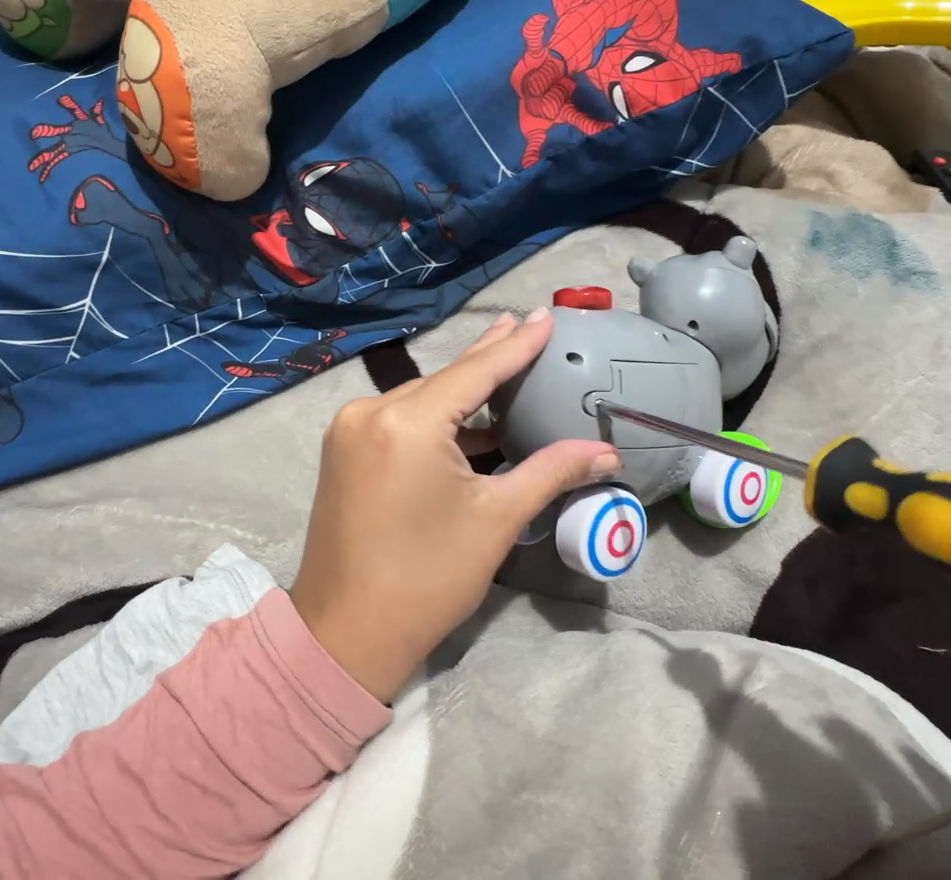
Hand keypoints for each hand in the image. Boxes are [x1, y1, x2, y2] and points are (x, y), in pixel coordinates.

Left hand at [290, 309, 620, 702]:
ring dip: (461, 391)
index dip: (515, 345)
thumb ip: (551, 472)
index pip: (474, 371)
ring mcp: (349, 431)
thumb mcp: (496, 519)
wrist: (347, 632)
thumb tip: (607, 454)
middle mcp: (369, 412)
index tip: (544, 317)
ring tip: (504, 364)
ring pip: (420, 399)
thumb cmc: (427, 578)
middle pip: (444, 379)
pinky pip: (399, 420)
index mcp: (407, 423)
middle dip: (488, 357)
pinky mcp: (343, 452)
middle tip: (525, 323)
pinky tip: (468, 418)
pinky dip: (436, 419)